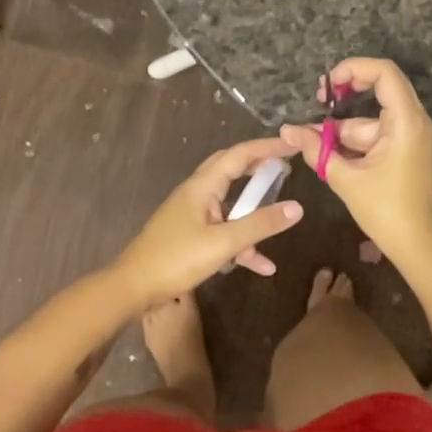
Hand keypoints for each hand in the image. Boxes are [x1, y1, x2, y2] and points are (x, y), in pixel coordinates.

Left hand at [111, 137, 303, 307]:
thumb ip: (261, 224)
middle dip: (260, 167)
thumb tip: (297, 207)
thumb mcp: (224, 242)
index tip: (294, 143)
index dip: (268, 147)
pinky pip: (225, 230)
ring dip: (255, 213)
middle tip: (287, 165)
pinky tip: (262, 265)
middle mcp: (197, 194)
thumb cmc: (176, 259)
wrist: (134, 287)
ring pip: (232, 204)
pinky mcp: (192, 235)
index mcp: (202, 187)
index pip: (239, 155)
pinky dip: (243, 243)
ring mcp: (194, 214)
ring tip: (281, 219)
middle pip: (233, 170)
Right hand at [279, 58, 431, 260]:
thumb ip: (316, 150)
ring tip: (312, 144)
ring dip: (342, 129)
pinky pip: (377, 134)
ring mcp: (411, 135)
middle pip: (379, 89)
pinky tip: (329, 154)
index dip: (353, 68)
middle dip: (345, 94)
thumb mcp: (345, 178)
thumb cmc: (385, 210)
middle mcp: (413, 121)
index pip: (384, 72)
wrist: (416, 242)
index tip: (328, 86)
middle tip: (318, 102)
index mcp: (405, 121)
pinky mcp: (405, 150)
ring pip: (371, 117)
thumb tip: (287, 131)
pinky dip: (354, 141)